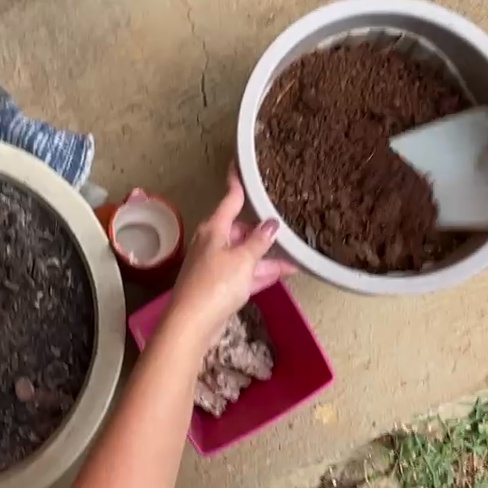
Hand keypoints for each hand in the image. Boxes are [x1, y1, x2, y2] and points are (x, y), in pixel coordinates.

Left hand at [161, 168, 296, 352]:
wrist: (192, 323)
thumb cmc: (215, 285)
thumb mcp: (243, 260)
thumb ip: (260, 241)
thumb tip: (272, 224)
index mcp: (214, 229)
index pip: (230, 199)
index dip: (237, 182)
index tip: (238, 163)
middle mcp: (213, 243)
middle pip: (241, 230)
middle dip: (262, 232)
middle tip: (287, 229)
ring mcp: (215, 265)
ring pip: (245, 254)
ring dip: (267, 256)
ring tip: (295, 255)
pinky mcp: (220, 286)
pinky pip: (245, 273)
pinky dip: (261, 273)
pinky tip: (283, 273)